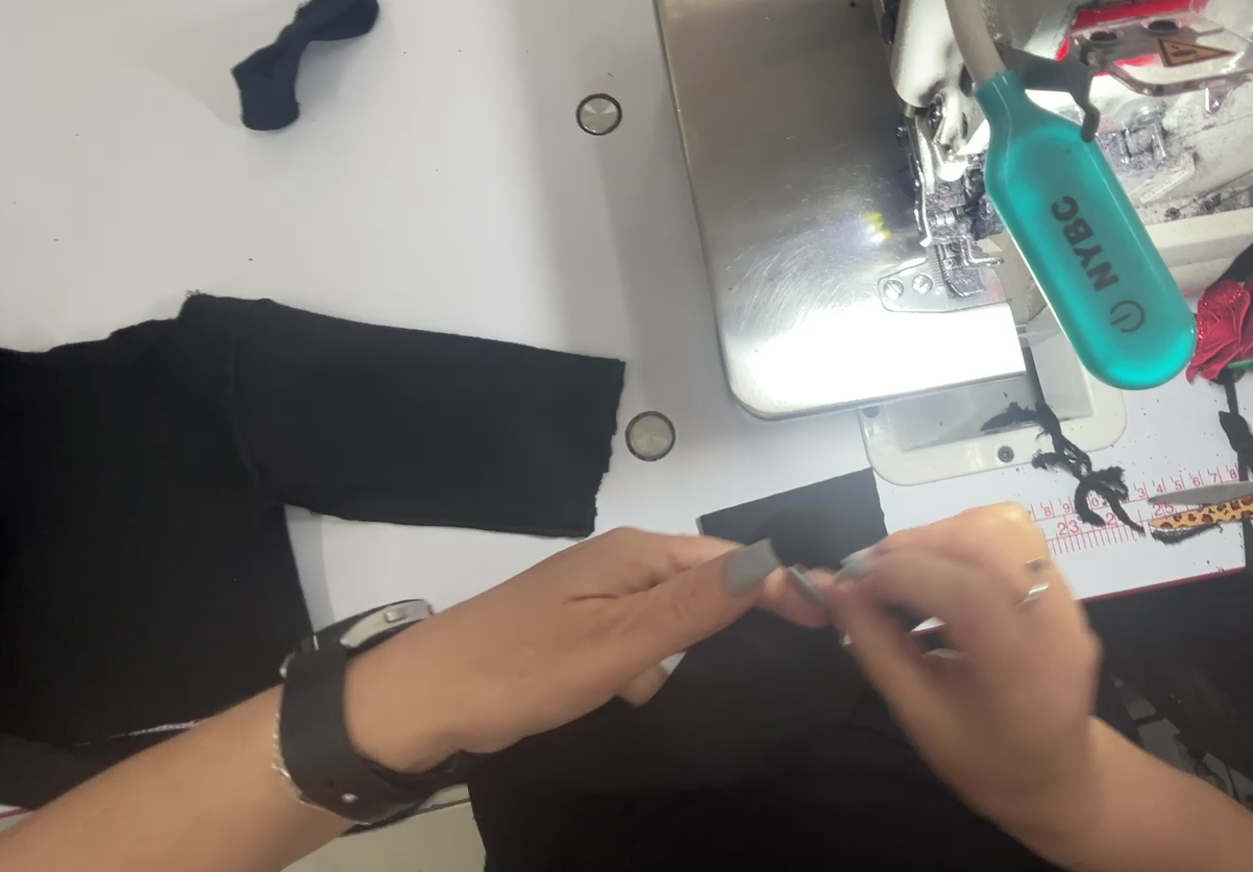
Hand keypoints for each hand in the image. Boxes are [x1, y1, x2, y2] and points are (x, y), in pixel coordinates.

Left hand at [341, 528, 812, 770]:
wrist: (426, 698)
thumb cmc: (525, 667)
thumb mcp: (618, 643)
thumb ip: (693, 605)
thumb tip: (769, 562)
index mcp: (637, 553)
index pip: (728, 558)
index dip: (778, 583)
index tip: (825, 619)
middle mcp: (621, 562)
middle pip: (703, 579)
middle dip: (741, 612)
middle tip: (787, 654)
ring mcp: (598, 592)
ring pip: (672, 611)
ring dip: (695, 641)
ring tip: (726, 678)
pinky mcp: (581, 624)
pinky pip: (640, 634)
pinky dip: (655, 659)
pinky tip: (645, 691)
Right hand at [825, 504, 1104, 849]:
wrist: (1057, 777)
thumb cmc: (984, 759)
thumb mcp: (919, 716)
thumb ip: (876, 647)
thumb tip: (833, 588)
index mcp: (1024, 670)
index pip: (967, 592)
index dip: (900, 573)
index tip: (851, 581)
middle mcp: (1055, 621)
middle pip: (987, 540)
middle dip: (917, 541)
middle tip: (872, 570)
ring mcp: (1064, 597)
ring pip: (999, 524)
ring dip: (938, 533)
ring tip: (903, 568)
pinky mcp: (1058, 583)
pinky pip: (1007, 532)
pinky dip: (960, 536)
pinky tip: (935, 569)